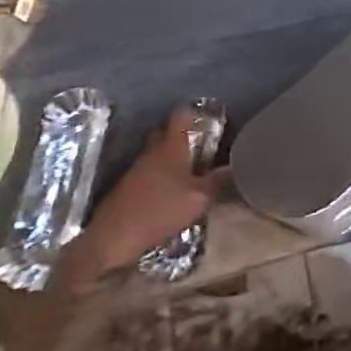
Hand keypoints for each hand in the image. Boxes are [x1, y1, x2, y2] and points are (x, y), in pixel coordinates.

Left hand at [60, 108, 229, 293]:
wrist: (113, 237)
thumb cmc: (160, 210)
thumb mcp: (199, 198)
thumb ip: (218, 181)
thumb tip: (237, 167)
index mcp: (170, 146)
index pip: (181, 117)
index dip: (195, 113)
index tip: (210, 118)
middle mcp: (152, 151)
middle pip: (166, 133)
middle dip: (182, 134)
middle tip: (203, 145)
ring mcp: (137, 169)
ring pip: (158, 153)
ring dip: (173, 158)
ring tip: (194, 171)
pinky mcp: (128, 186)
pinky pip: (150, 171)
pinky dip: (163, 175)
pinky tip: (175, 191)